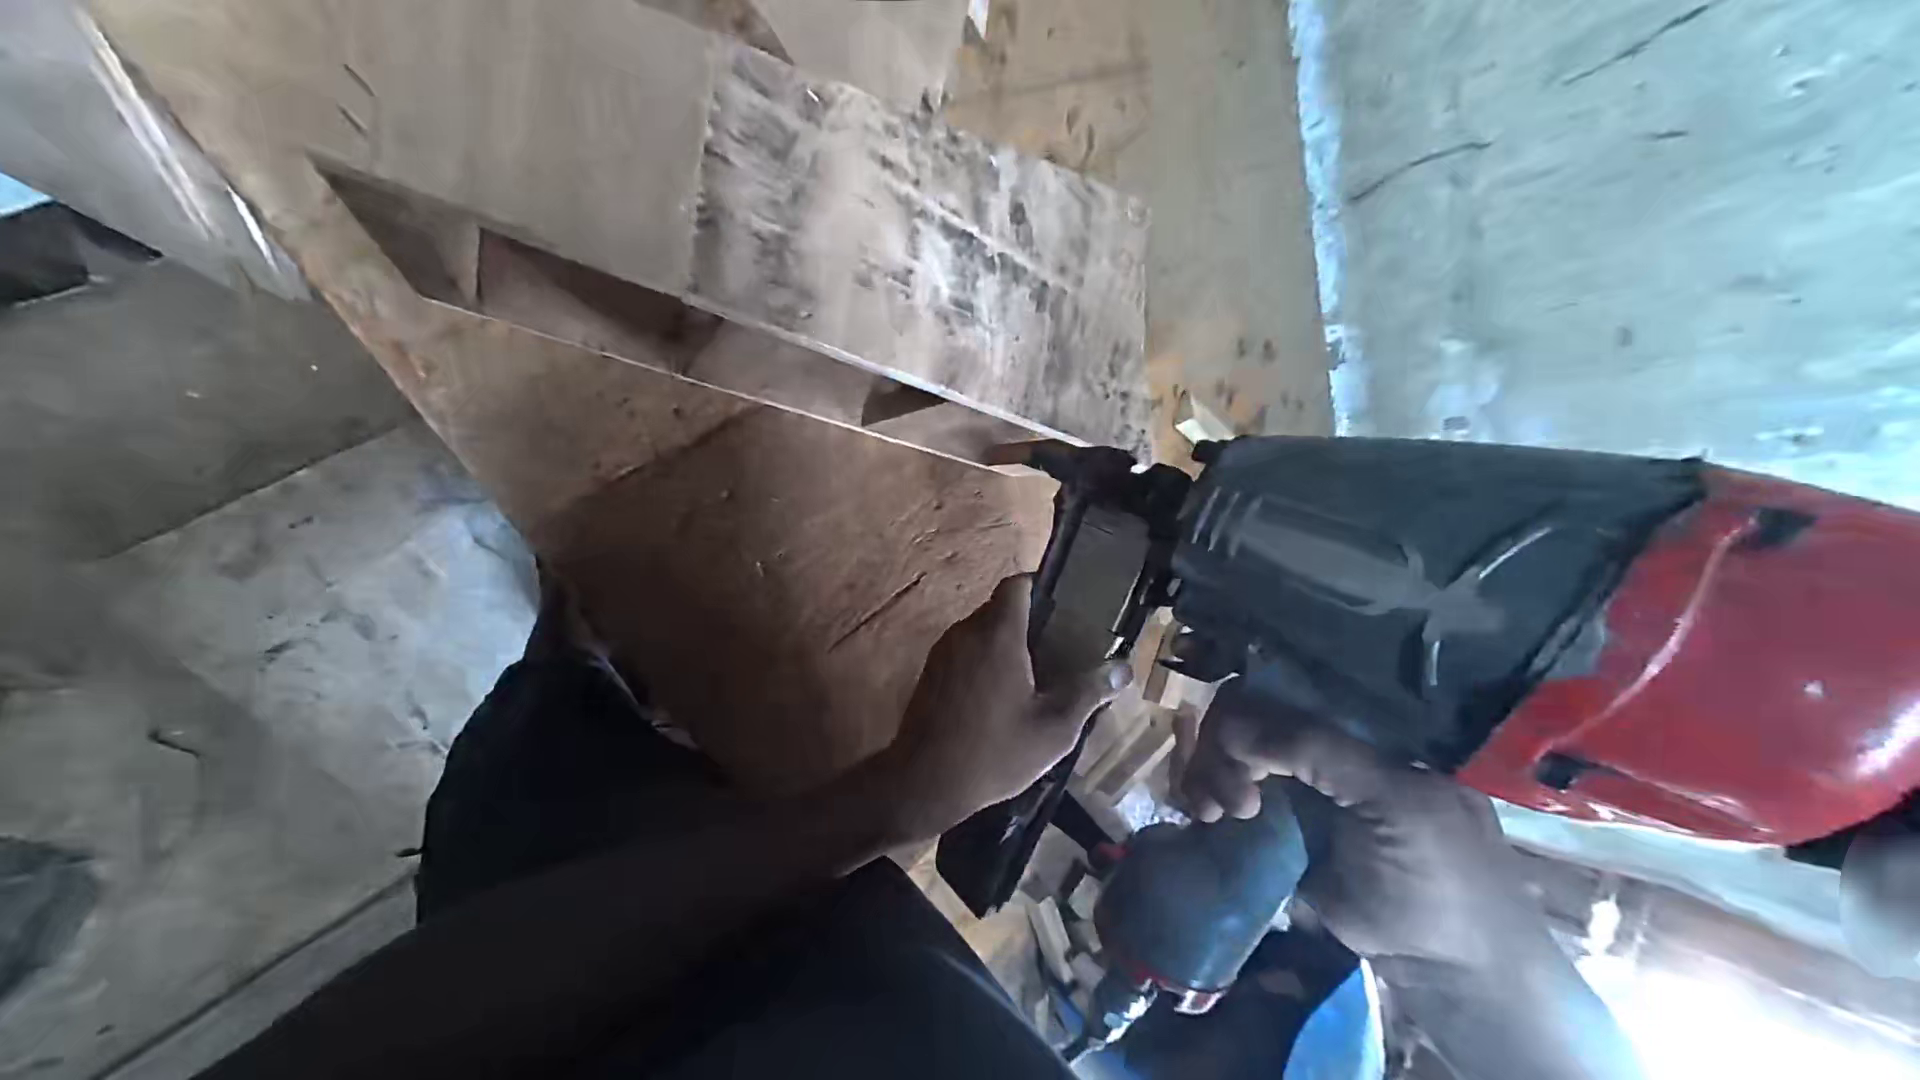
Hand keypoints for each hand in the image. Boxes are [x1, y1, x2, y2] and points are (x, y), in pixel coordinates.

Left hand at [875, 575, 1130, 841]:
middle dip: (1028, 621)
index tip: (1062, 605)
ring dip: (1005, 642)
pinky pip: (964, 650)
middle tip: (1058, 647)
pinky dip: (984, 659)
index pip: (1016, 585)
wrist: (925, 781)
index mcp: (998, 635)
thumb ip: (1089, 692)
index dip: (1039, 586)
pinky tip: (1000, 694)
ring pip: (980, 630)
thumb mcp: (1054, 729)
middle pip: (1000, 608)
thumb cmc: (995, 752)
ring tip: (1033, 673)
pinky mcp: (930, 673)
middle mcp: (966, 632)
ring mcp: (943, 652)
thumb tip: (1123, 669)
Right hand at [1175, 688, 1548, 968]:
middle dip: (1222, 751)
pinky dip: (1201, 791)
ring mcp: (1289, 782)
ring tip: (1213, 815)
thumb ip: (1317, 750)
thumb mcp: (1391, 798)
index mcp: (1355, 728)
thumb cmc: (1436, 874)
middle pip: (1244, 719)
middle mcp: (1317, 747)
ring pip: (1224, 751)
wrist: (1442, 968)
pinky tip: (1204, 818)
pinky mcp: (1268, 818)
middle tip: (1232, 801)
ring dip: (1207, 774)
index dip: (1249, 713)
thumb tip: (1230, 726)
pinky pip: (1219, 786)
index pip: (1284, 691)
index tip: (1240, 754)